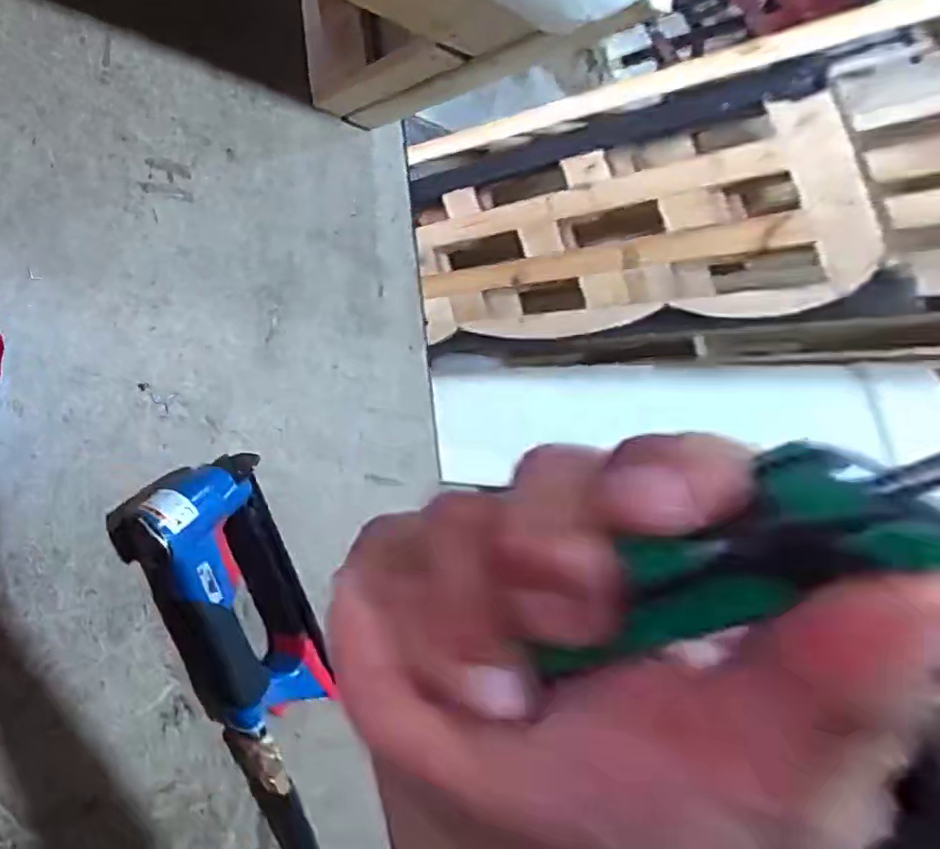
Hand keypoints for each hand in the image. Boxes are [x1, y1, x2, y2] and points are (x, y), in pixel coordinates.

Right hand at [334, 434, 939, 848]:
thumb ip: (835, 683)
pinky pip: (390, 546)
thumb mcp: (766, 767)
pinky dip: (420, 619)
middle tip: (568, 626)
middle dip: (553, 542)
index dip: (666, 470)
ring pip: (459, 511)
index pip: (676, 465)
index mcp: (674, 557)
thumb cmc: (648, 807)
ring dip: (478, 607)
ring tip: (502, 694)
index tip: (657, 512)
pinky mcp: (390, 556)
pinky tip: (448, 676)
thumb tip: (921, 593)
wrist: (497, 830)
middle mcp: (570, 529)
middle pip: (552, 471)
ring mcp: (470, 538)